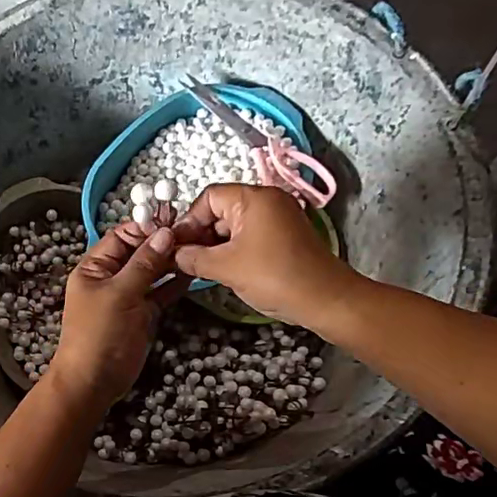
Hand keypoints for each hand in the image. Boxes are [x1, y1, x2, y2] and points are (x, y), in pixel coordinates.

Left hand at [51, 224, 190, 405]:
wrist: (93, 381)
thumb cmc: (98, 334)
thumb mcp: (119, 294)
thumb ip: (144, 264)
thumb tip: (165, 234)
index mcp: (94, 267)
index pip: (122, 236)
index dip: (146, 228)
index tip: (175, 221)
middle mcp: (111, 277)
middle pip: (140, 252)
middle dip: (164, 243)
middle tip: (194, 233)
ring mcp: (128, 296)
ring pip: (153, 271)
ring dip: (172, 261)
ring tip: (199, 248)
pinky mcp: (143, 314)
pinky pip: (161, 292)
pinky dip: (175, 283)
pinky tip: (193, 271)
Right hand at [170, 184, 355, 325]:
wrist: (324, 298)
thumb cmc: (274, 276)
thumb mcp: (226, 267)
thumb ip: (193, 258)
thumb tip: (173, 255)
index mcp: (253, 198)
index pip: (209, 197)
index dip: (189, 220)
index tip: (176, 245)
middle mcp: (267, 201)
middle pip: (221, 210)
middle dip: (200, 234)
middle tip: (183, 258)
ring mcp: (278, 218)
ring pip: (234, 226)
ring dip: (214, 245)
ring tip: (199, 267)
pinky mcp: (283, 237)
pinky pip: (249, 236)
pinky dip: (232, 250)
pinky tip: (221, 270)